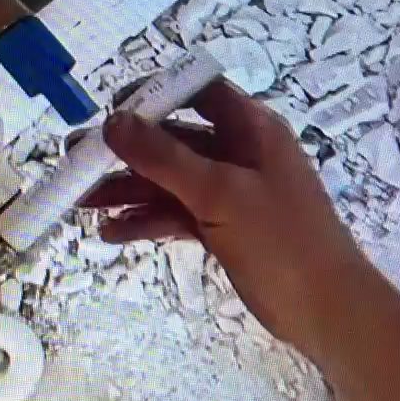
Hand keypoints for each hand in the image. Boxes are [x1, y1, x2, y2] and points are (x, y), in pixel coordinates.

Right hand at [86, 79, 368, 346]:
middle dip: (123, 153)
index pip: (197, 92)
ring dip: (126, 192)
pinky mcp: (222, 228)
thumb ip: (163, 157)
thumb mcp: (218, 193)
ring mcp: (229, 193)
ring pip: (168, 182)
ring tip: (81, 204)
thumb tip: (112, 121)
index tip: (108, 109)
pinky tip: (112, 233)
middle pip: (171, 142)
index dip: (153, 94)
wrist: (325, 308)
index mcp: (250, 129)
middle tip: (75, 160)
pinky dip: (146, 221)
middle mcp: (238, 154)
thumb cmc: (280, 239)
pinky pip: (175, 215)